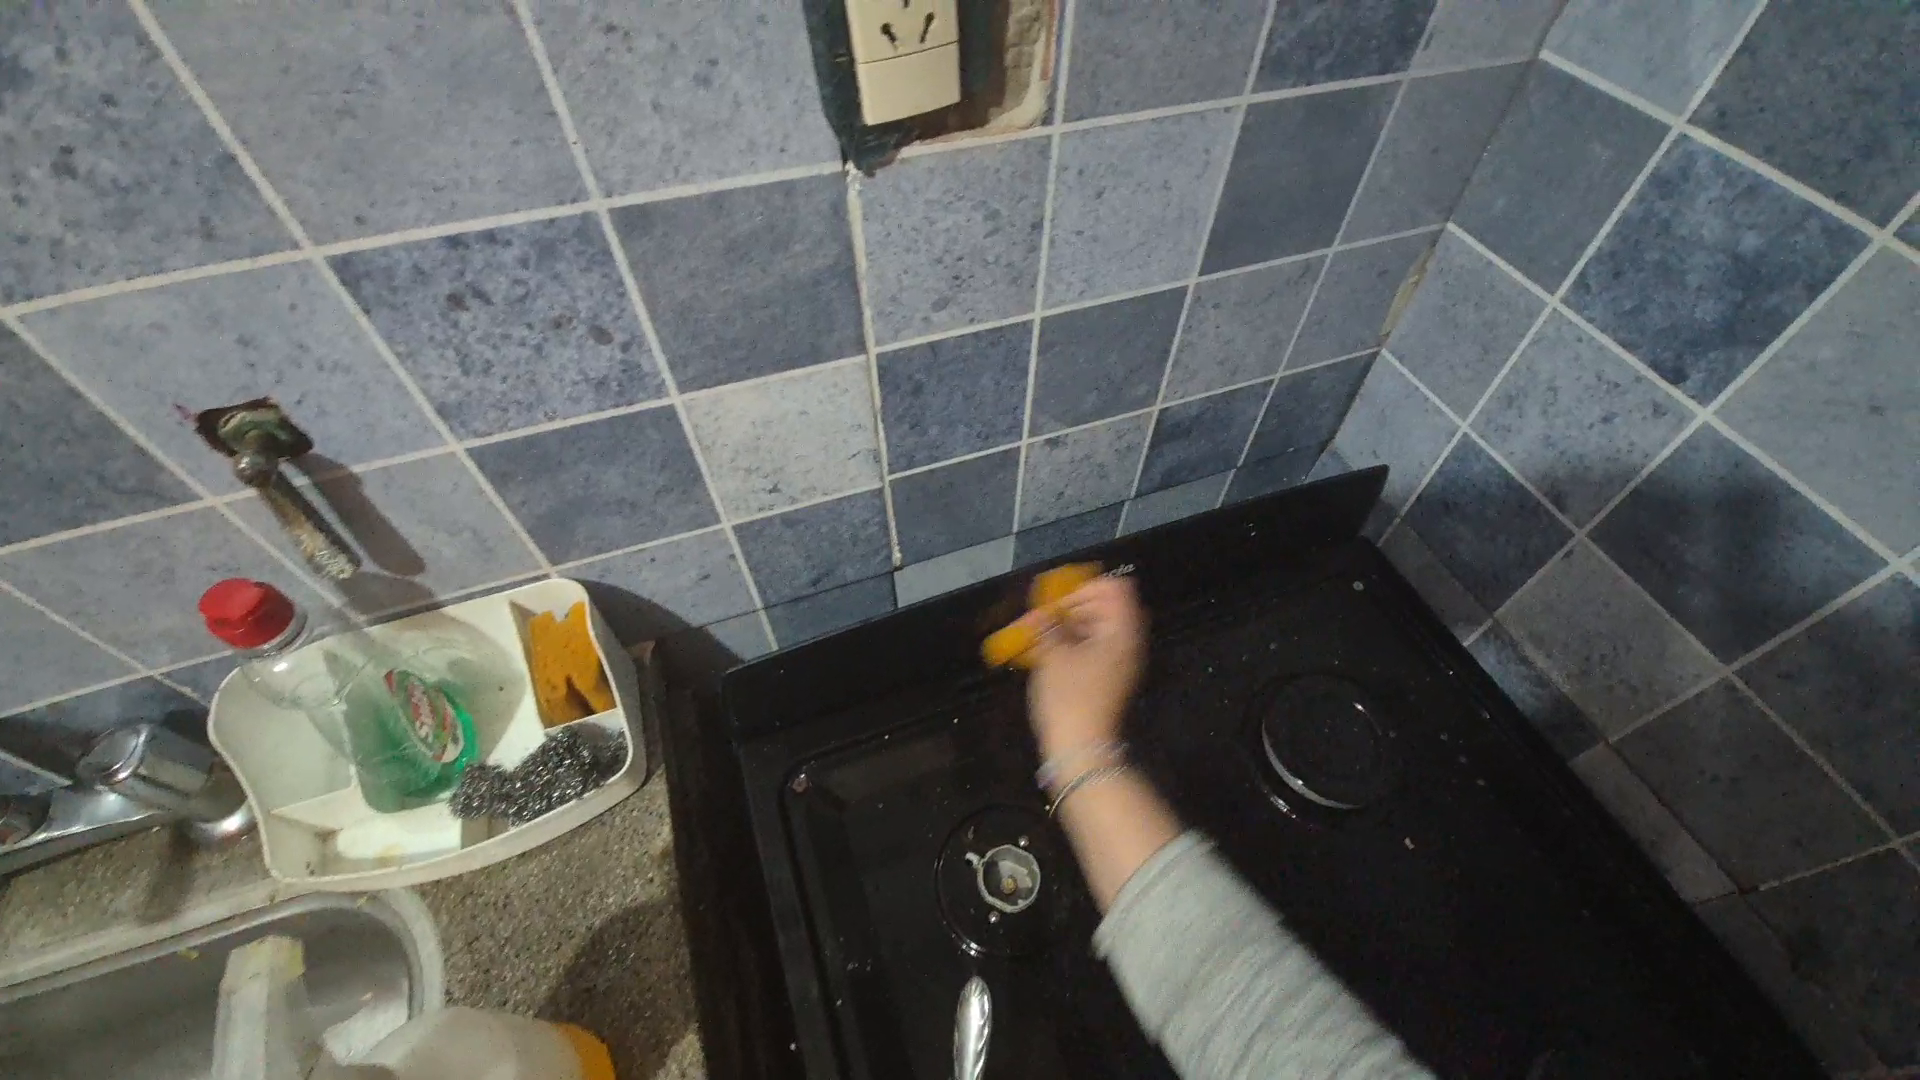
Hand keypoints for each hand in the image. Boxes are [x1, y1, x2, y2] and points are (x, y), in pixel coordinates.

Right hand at [1019, 575, 1146, 759]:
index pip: (1112, 587)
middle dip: (1070, 607)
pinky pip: (1092, 646)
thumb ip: (1049, 623)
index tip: (1056, 603)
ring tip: (1039, 636)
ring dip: (1067, 625)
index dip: (1083, 588)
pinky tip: (1048, 652)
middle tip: (1040, 619)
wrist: (1081, 750)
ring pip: (1095, 627)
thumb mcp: (1053, 655)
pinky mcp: (1108, 676)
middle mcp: (1127, 642)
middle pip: (1104, 605)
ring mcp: (1119, 661)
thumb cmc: (1069, 698)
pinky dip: (1071, 643)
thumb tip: (1043, 609)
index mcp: (1121, 631)